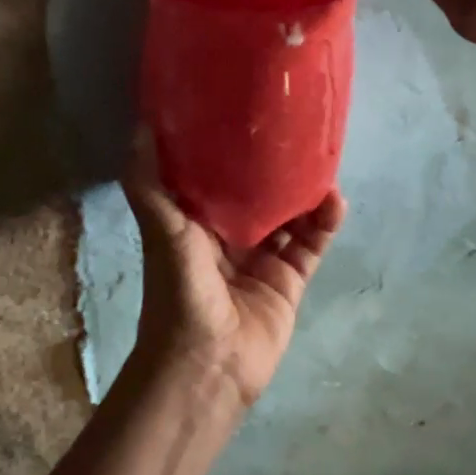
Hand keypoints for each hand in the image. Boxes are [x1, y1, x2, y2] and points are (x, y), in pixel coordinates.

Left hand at [122, 130, 345, 408]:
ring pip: (288, 215)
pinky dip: (324, 222)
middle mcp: (227, 236)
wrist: (208, 363)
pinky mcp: (289, 280)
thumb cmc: (179, 288)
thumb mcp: (161, 227)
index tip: (242, 111)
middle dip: (271, 164)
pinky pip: (311, 244)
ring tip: (322, 154)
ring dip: (304, 189)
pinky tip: (336, 197)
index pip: (212, 175)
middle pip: (255, 192)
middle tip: (293, 126)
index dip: (226, 147)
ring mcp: (261, 258)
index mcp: (193, 221)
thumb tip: (140, 124)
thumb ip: (148, 181)